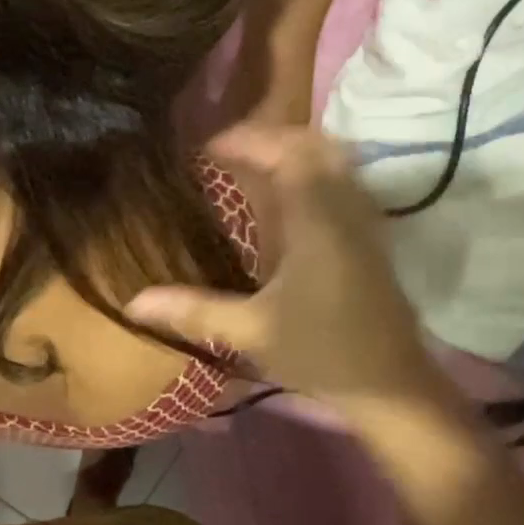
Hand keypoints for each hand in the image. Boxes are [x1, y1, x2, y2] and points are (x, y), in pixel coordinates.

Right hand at [128, 124, 434, 408]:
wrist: (390, 385)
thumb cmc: (320, 353)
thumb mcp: (249, 332)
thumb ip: (193, 310)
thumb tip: (133, 302)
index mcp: (317, 224)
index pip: (288, 155)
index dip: (248, 141)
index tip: (205, 149)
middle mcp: (345, 212)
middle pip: (317, 147)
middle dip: (271, 138)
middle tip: (225, 152)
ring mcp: (362, 225)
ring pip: (334, 163)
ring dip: (292, 155)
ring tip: (247, 168)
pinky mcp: (367, 242)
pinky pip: (340, 185)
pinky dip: (308, 176)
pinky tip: (278, 202)